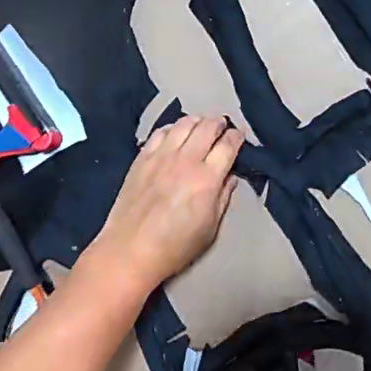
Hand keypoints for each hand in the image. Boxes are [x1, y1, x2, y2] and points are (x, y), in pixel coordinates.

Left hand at [84, 115, 242, 290]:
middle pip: (207, 127)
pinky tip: (175, 133)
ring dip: (197, 121)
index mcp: (207, 179)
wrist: (130, 250)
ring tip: (201, 125)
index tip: (239, 137)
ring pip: (184, 123)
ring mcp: (161, 156)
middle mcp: (185, 160)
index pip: (228, 146)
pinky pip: (160, 132)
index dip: (237, 137)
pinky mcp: (142, 158)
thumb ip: (223, 198)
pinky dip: (172, 128)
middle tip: (223, 127)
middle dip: (219, 123)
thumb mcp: (210, 229)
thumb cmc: (174, 247)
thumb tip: (230, 177)